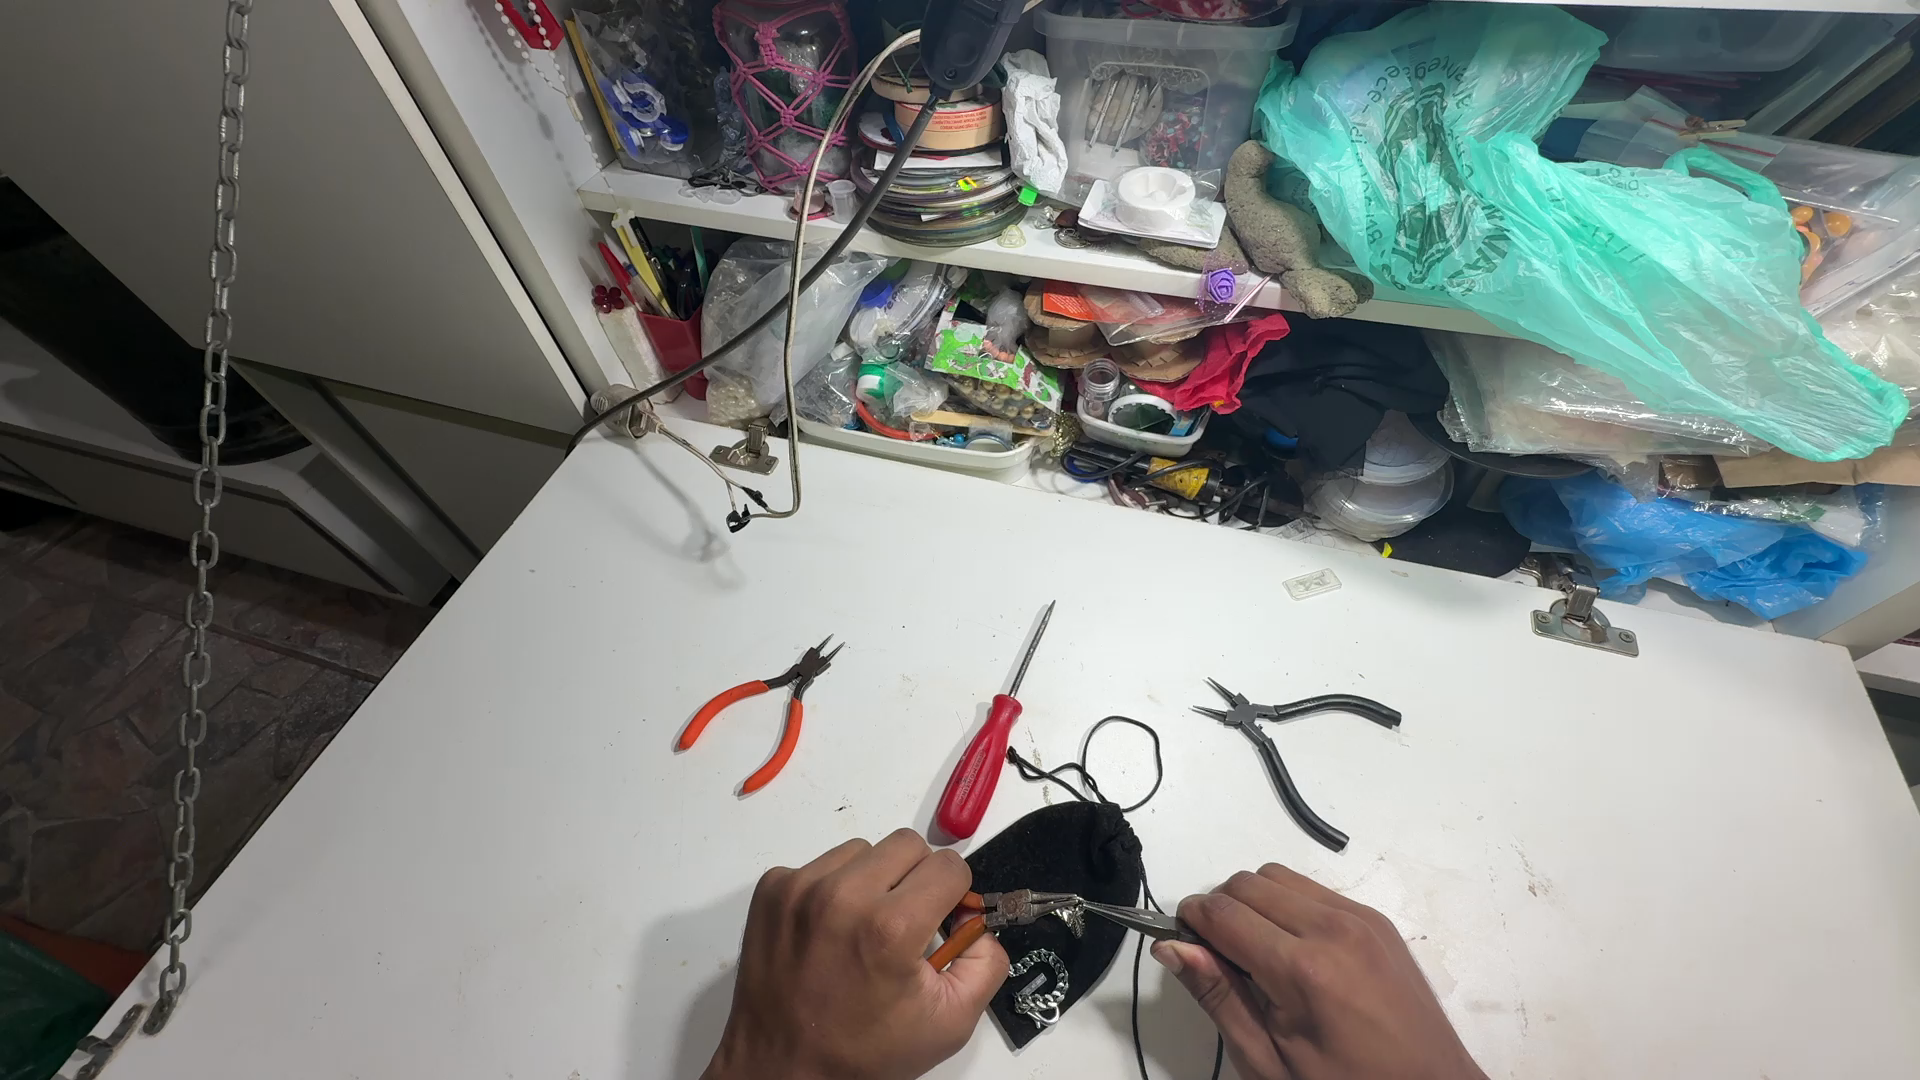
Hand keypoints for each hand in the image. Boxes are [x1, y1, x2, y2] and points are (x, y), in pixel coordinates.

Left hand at [703, 828, 1007, 1079]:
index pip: (949, 866)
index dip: (954, 893)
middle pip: (909, 845)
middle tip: (906, 921)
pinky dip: (833, 886)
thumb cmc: (866, 1052)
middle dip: (918, 877)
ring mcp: (802, 886)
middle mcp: (844, 894)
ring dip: (874, 879)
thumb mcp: (949, 1023)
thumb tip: (976, 912)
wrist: (779, 1070)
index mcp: (891, 926)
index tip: (941, 919)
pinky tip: (827, 929)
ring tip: (862, 927)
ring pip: (865, 850)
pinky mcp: (773, 887)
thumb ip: (985, 961)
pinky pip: (822, 863)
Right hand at [1154, 863, 1485, 1079]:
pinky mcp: (1376, 919)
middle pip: (1244, 883)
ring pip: (1274, 875)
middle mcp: (1331, 928)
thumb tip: (1169, 945)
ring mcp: (1359, 918)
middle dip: (1220, 911)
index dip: (1190, 923)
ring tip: (1262, 954)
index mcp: (1303, 970)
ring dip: (1253, 903)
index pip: (1220, 912)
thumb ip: (1218, 996)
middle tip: (1225, 961)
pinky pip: (1310, 887)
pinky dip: (1287, 905)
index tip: (1186, 947)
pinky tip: (1296, 950)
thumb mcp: (1269, 1066)